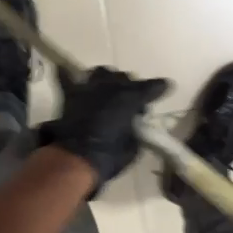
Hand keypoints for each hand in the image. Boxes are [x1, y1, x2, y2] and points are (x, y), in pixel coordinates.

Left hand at [42, 67, 168, 186]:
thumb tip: (134, 126)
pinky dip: (68, 75)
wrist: (75, 159)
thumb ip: (136, 131)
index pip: (149, 88)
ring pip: (101, 73)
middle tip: (130, 101)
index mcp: (130, 99)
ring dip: (107, 80)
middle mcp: (111, 87)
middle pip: (124, 78)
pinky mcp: (70, 94)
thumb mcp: (132, 148)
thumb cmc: (109, 157)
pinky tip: (69, 74)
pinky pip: (66, 77)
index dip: (158, 87)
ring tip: (107, 91)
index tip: (165, 86)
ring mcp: (89, 88)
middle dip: (129, 87)